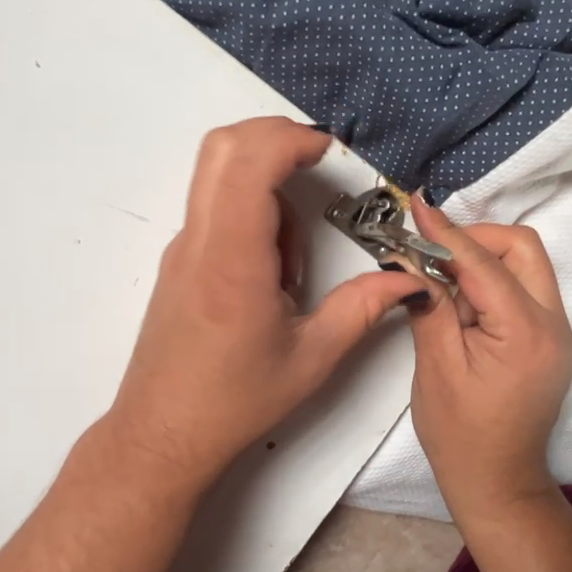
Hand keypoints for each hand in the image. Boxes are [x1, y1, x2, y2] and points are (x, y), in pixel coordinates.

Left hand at [102, 117, 424, 492]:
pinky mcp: (180, 257)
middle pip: (222, 145)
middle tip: (315, 165)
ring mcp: (183, 245)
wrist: (161, 434)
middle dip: (275, 137)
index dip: (290, 139)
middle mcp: (200, 239)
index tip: (327, 151)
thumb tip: (410, 278)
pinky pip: (216, 205)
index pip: (249, 163)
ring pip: (218, 171)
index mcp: (233, 259)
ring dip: (265, 181)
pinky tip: (272, 269)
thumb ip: (364, 308)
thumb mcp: (312, 358)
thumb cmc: (235, 401)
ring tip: (293, 254)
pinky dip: (250, 207)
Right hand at [406, 197, 571, 519]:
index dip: (447, 233)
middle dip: (475, 238)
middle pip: (522, 248)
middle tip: (432, 251)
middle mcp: (554, 324)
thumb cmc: (461, 435)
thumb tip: (412, 257)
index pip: (485, 263)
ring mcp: (557, 330)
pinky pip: (522, 287)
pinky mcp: (548, 337)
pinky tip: (459, 297)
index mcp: (527, 333)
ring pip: (525, 263)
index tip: (418, 207)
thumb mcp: (436, 367)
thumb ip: (428, 304)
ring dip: (481, 258)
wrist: (498, 485)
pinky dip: (490, 279)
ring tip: (441, 280)